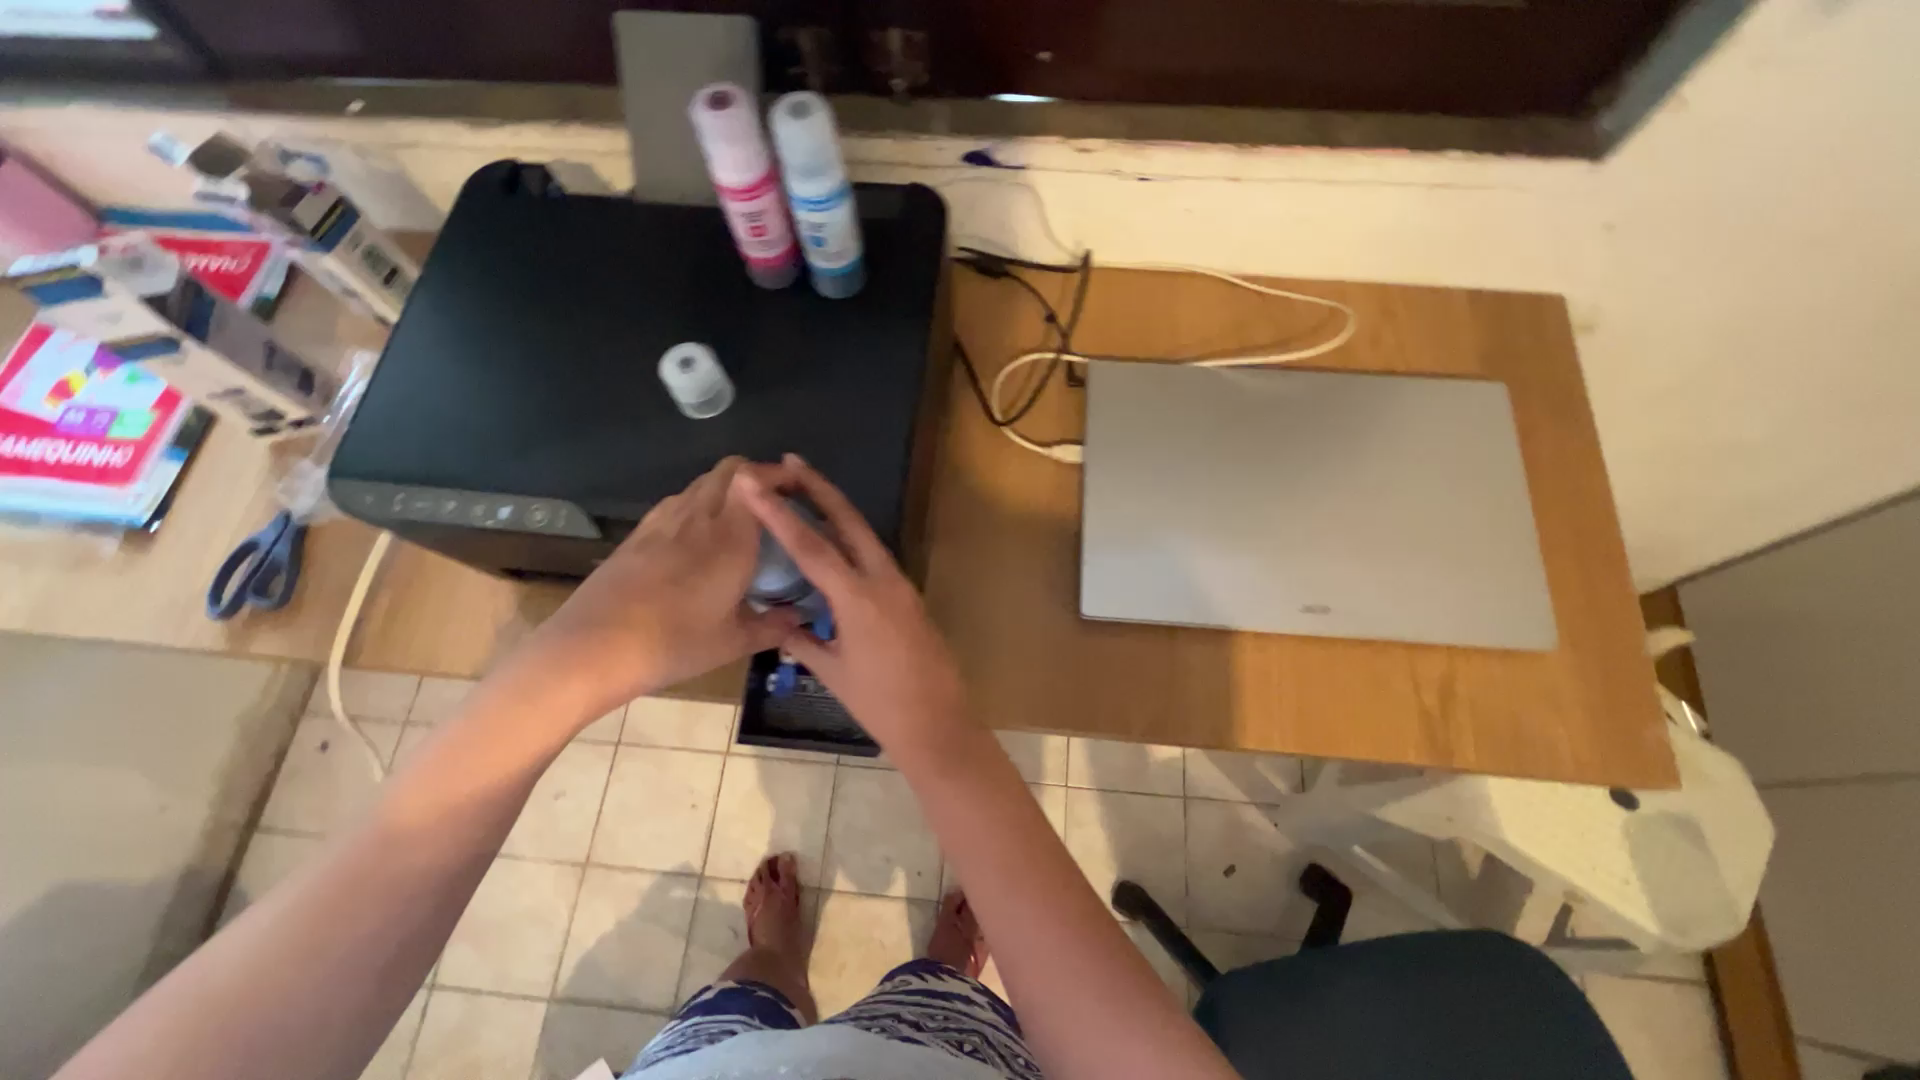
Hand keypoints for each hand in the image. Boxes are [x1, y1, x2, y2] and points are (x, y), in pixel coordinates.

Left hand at [510, 456, 801, 725]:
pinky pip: (677, 503)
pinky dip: (697, 506)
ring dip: (726, 490)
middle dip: (756, 476)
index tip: (800, 489)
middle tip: (774, 503)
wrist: (595, 647)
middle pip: (729, 470)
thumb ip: (773, 626)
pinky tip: (698, 540)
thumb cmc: (675, 643)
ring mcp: (663, 520)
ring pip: (701, 483)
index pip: (756, 478)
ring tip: (741, 520)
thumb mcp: (733, 642)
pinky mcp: (639, 532)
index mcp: (730, 535)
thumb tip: (800, 619)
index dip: (780, 475)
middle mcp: (698, 515)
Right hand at [737, 454, 971, 755]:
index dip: (779, 513)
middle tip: (791, 461)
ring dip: (837, 512)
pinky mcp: (910, 598)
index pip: (811, 546)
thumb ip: (802, 641)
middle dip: (819, 488)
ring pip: (865, 537)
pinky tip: (836, 543)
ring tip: (808, 492)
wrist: (938, 725)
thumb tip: (779, 621)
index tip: (754, 484)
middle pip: (848, 522)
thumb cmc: (880, 705)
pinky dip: (852, 541)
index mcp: (858, 598)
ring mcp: (902, 587)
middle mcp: (883, 581)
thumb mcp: (833, 672)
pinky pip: (876, 559)